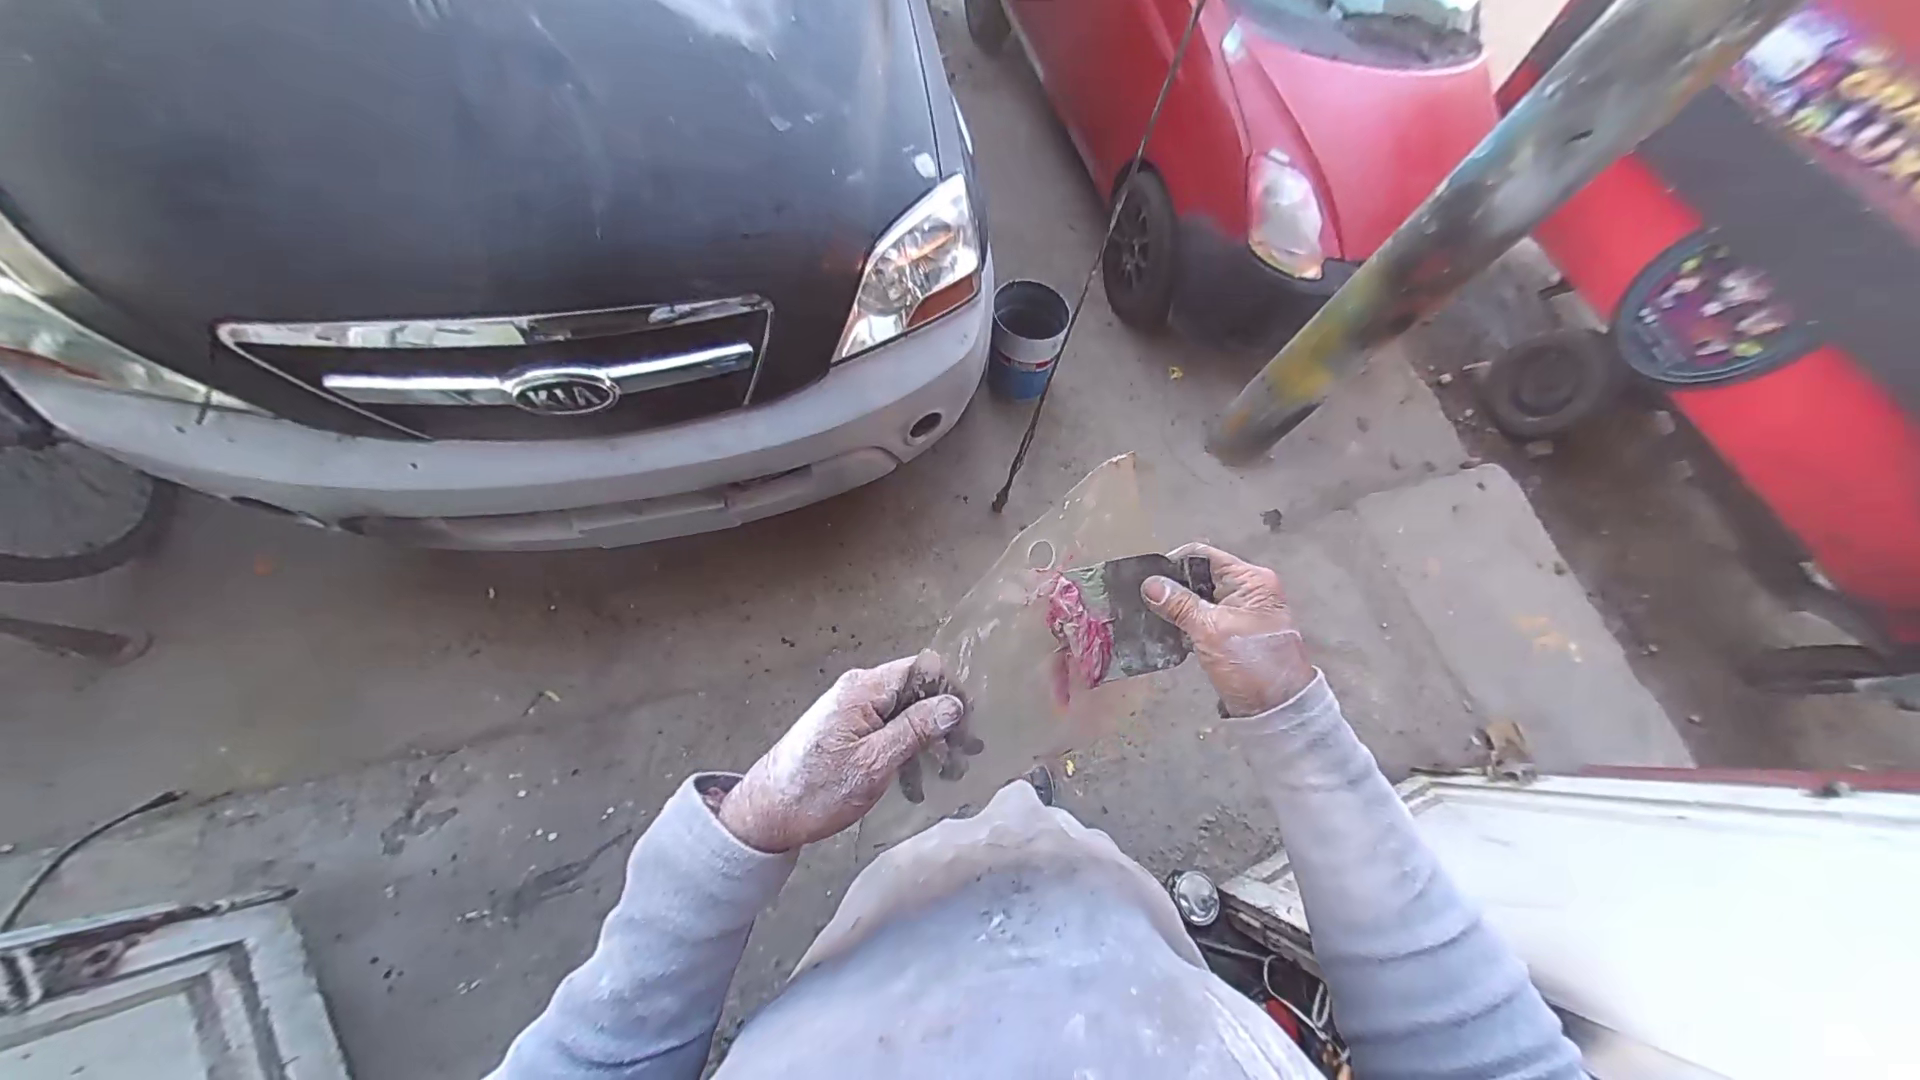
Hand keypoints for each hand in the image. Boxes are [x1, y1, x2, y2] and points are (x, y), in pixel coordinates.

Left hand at [717, 651, 965, 852]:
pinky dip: (907, 750)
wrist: (764, 814)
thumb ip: (915, 729)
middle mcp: (860, 689)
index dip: (950, 692)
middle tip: (964, 757)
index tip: (967, 726)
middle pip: (917, 690)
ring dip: (928, 740)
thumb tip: (954, 704)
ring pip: (906, 712)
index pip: (923, 668)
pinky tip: (916, 782)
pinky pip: (890, 728)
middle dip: (944, 721)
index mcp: (864, 688)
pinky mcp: (850, 729)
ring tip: (946, 774)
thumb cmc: (817, 790)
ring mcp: (854, 709)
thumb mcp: (874, 763)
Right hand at [1141, 543, 1314, 716]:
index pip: (1204, 556)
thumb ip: (1179, 604)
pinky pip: (1203, 616)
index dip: (1174, 563)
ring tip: (1151, 614)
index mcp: (1251, 580)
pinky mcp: (1233, 631)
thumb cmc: (1251, 664)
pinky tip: (1168, 629)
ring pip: (1199, 597)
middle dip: (1173, 586)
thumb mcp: (1210, 630)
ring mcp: (1242, 611)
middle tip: (1145, 598)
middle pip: (1200, 575)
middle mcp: (1249, 590)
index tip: (1149, 580)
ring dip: (1178, 605)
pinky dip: (1186, 621)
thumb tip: (1150, 584)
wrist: (1278, 709)